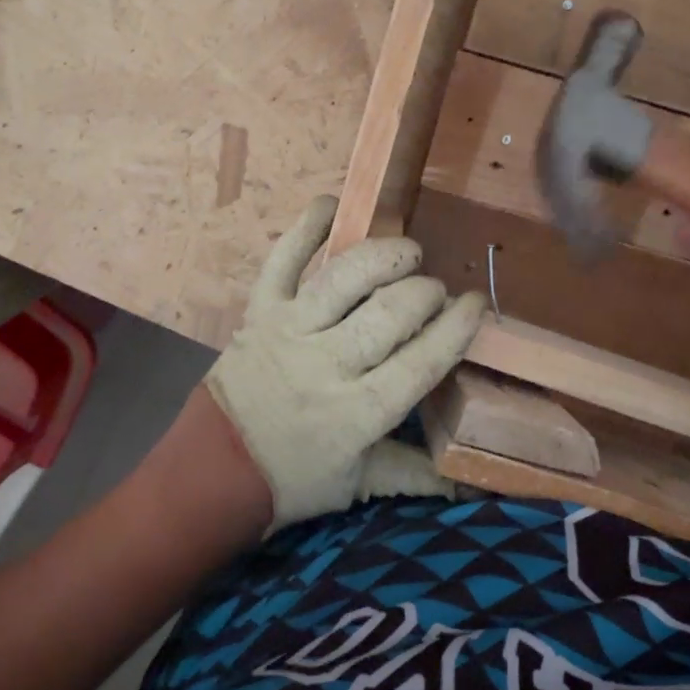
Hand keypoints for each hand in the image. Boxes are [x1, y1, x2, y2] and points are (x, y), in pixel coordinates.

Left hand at [204, 196, 486, 528]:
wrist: (214, 470)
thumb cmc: (293, 479)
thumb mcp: (358, 484)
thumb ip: (417, 476)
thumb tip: (473, 484)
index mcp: (360, 412)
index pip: (423, 360)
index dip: (457, 326)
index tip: (474, 304)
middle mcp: (328, 365)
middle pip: (392, 312)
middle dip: (425, 292)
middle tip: (433, 292)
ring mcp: (290, 331)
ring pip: (346, 279)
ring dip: (384, 256)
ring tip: (406, 254)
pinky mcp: (260, 311)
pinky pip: (283, 260)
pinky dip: (305, 228)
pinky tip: (331, 205)